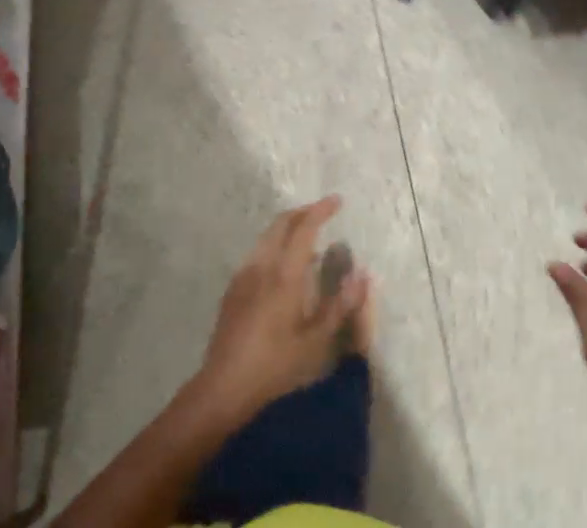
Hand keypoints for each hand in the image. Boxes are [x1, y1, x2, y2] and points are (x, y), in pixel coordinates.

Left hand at [194, 196, 368, 420]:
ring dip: (288, 230)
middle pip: (280, 224)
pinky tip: (286, 271)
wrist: (225, 384)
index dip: (320, 210)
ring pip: (266, 238)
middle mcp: (261, 266)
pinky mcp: (233, 289)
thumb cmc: (276, 365)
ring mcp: (243, 276)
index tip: (336, 201)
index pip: (303, 229)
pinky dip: (276, 248)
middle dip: (302, 213)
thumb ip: (340, 305)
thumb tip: (362, 275)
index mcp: (283, 275)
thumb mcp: (316, 341)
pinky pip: (258, 255)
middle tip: (323, 213)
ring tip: (310, 244)